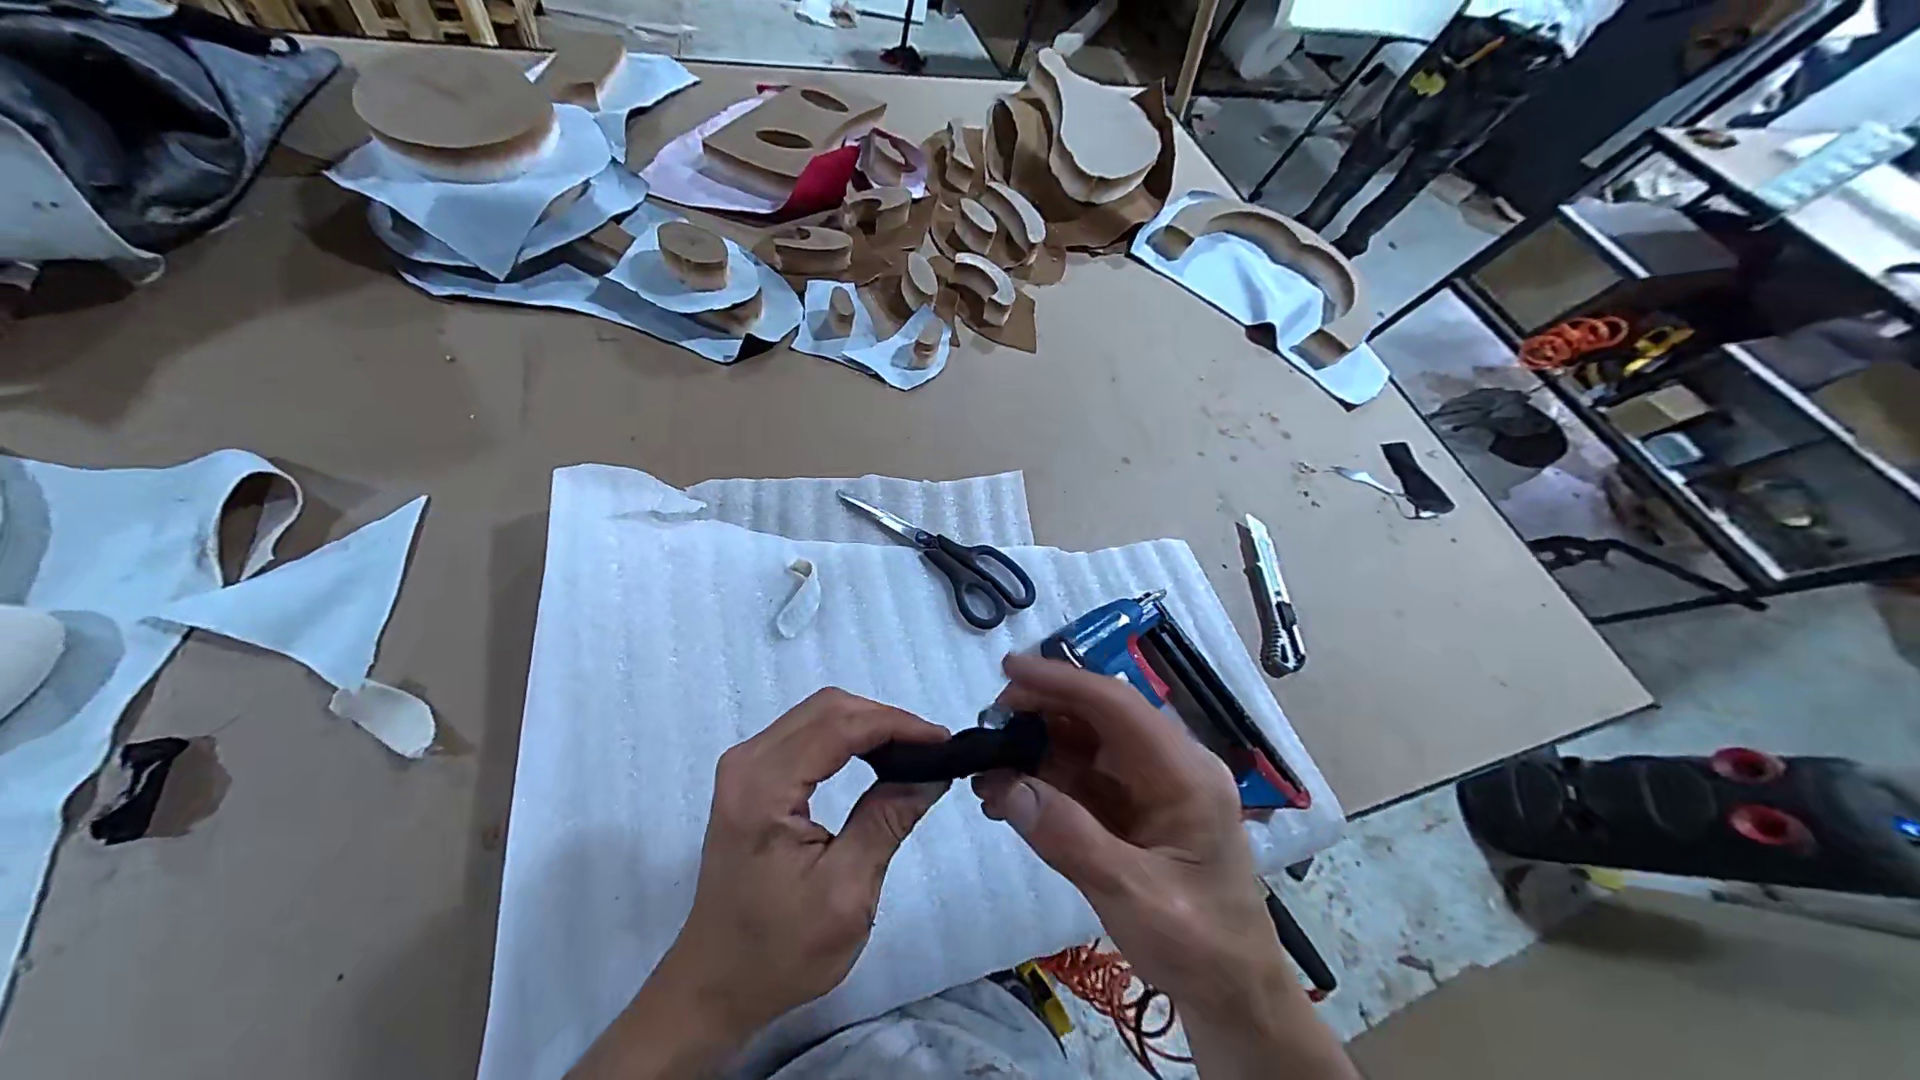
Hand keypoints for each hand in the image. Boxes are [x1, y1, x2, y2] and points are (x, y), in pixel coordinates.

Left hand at [569, 689, 949, 1078]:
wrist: (715, 983)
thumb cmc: (779, 950)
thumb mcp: (847, 891)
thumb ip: (888, 819)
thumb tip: (933, 772)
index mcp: (763, 788)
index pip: (839, 726)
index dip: (896, 724)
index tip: (943, 741)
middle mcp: (747, 762)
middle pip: (828, 708)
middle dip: (886, 720)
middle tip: (932, 749)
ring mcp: (745, 766)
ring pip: (819, 714)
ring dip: (869, 725)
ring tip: (913, 752)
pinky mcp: (751, 776)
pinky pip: (807, 733)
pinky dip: (848, 736)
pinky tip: (876, 757)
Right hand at [976, 655, 1357, 1079]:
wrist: (1232, 996)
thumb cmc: (1201, 946)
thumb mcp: (1136, 897)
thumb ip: (1071, 840)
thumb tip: (1004, 785)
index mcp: (1185, 773)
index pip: (1117, 705)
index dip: (1061, 681)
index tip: (1008, 668)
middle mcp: (1167, 765)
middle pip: (1097, 715)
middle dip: (1040, 711)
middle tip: (987, 726)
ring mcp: (1146, 785)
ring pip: (1081, 742)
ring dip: (1033, 746)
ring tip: (986, 766)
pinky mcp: (1128, 808)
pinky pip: (1077, 777)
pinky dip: (1039, 779)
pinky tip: (1004, 793)